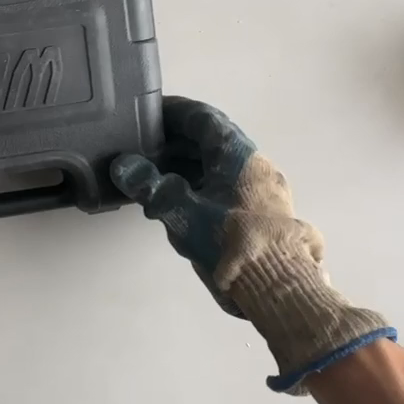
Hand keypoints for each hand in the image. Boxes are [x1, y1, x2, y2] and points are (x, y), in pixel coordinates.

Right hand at [111, 97, 392, 393]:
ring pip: (218, 167)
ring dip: (185, 167)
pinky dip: (198, 186)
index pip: (203, 118)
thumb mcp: (182, 212)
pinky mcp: (263, 216)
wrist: (280, 292)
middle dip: (174, 143)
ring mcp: (263, 192)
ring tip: (152, 178)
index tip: (149, 112)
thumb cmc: (232, 244)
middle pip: (210, 142)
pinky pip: (224, 188)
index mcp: (239, 155)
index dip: (174, 112)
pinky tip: (177, 204)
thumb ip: (150, 186)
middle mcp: (256, 166)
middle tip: (142, 147)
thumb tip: (123, 166)